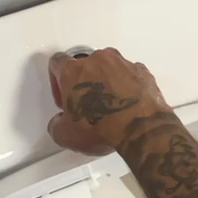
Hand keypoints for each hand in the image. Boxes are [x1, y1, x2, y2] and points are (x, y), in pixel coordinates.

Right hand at [47, 48, 177, 154]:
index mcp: (72, 71)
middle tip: (85, 101)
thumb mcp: (66, 135)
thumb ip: (57, 125)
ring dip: (106, 80)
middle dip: (84, 80)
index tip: (63, 94)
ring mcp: (121, 63)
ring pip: (109, 66)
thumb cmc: (103, 126)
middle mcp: (97, 61)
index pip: (57, 62)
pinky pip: (131, 73)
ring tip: (108, 103)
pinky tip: (126, 103)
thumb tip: (59, 126)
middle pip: (85, 63)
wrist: (138, 128)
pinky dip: (128, 85)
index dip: (57, 79)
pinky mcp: (141, 71)